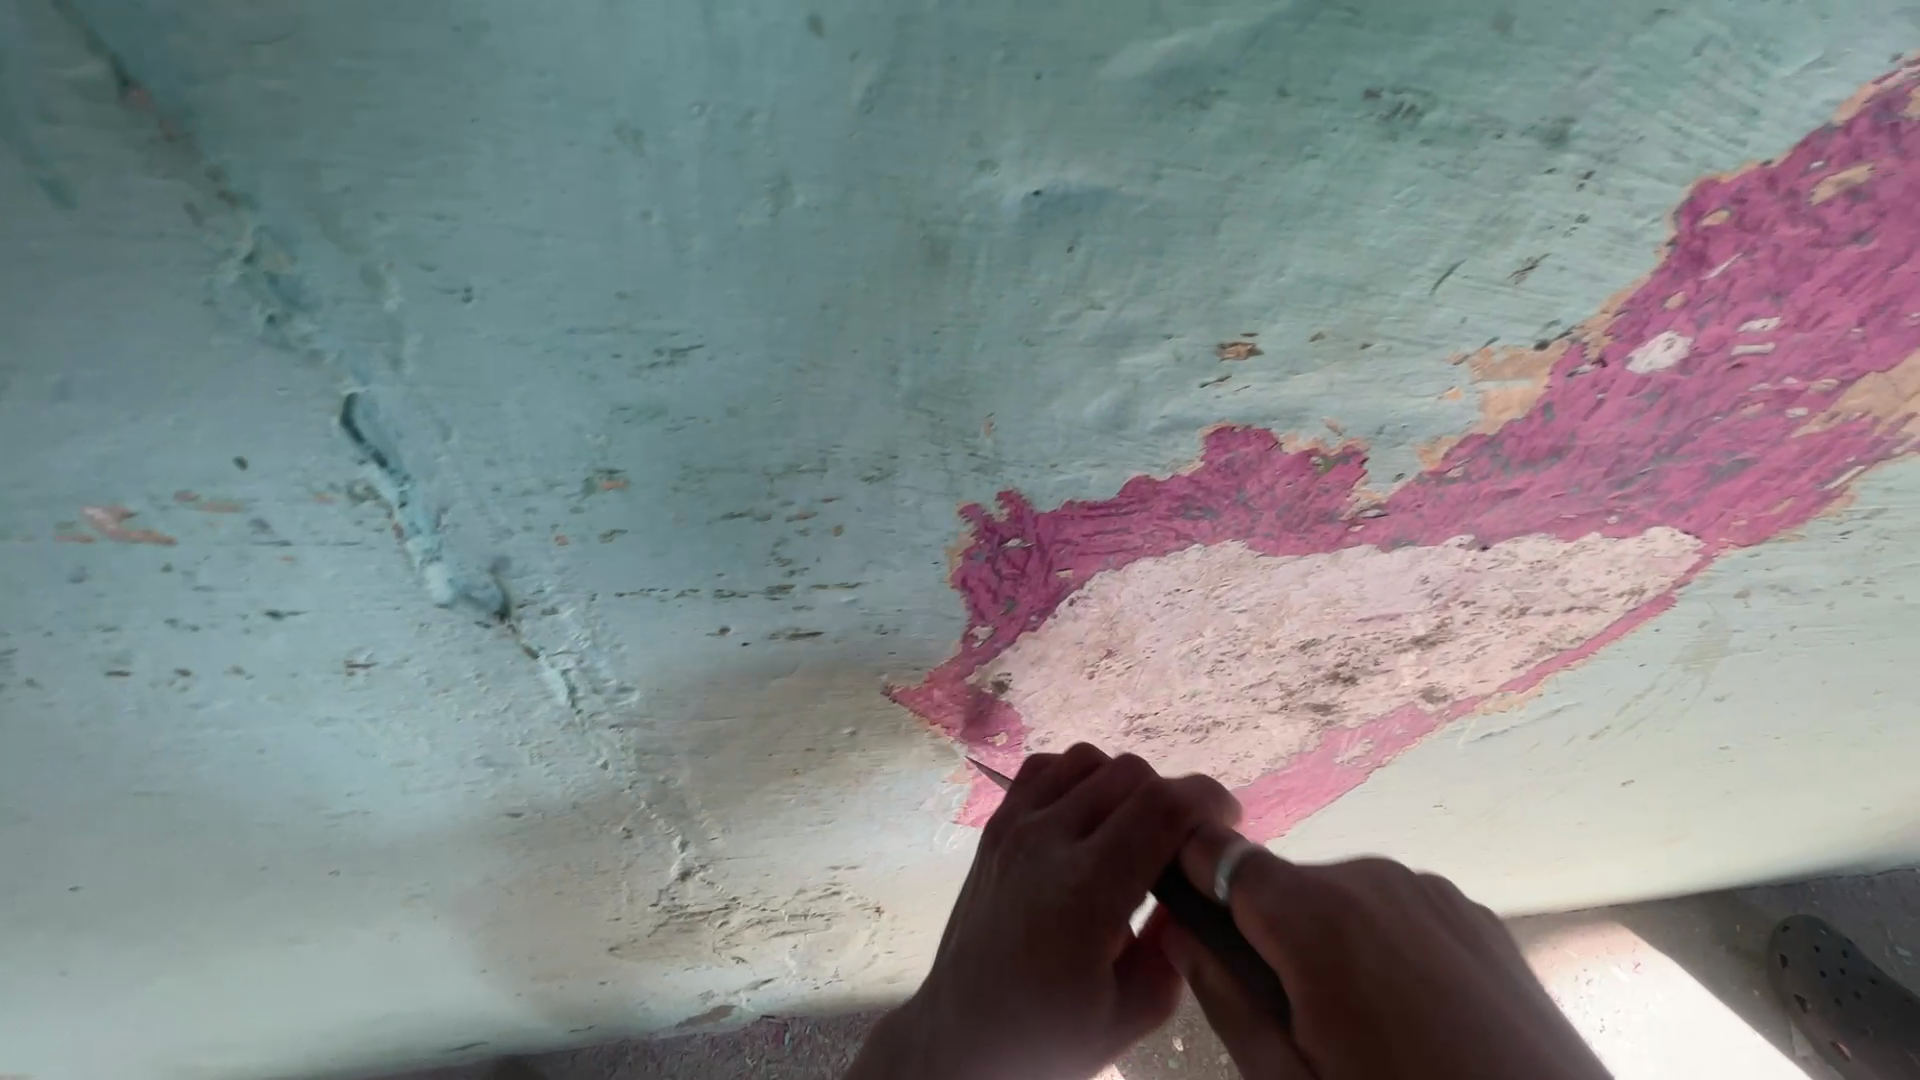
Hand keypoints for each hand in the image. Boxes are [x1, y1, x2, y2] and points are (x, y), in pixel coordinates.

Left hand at [848, 744, 1237, 1079]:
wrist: (961, 1031)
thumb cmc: (1050, 1033)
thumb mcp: (1135, 1009)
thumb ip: (1176, 939)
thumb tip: (1197, 881)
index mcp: (1085, 890)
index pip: (1161, 808)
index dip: (1207, 801)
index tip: (1228, 821)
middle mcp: (1046, 841)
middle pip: (1130, 773)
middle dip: (1172, 797)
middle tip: (1182, 840)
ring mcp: (1013, 824)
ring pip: (1088, 759)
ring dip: (1124, 784)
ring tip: (1132, 828)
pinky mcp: (994, 823)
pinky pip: (1044, 766)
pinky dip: (1077, 776)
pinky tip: (1086, 815)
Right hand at [1160, 824, 1611, 1079]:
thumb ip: (1224, 1000)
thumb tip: (1180, 933)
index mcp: (1313, 914)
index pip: (1216, 852)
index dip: (1187, 869)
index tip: (1177, 905)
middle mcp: (1368, 877)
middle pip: (1280, 885)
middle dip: (1267, 933)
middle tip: (1294, 1021)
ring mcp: (1430, 891)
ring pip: (1338, 898)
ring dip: (1327, 943)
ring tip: (1366, 1031)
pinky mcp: (1476, 915)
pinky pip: (1394, 913)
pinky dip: (1382, 947)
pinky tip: (1420, 1020)